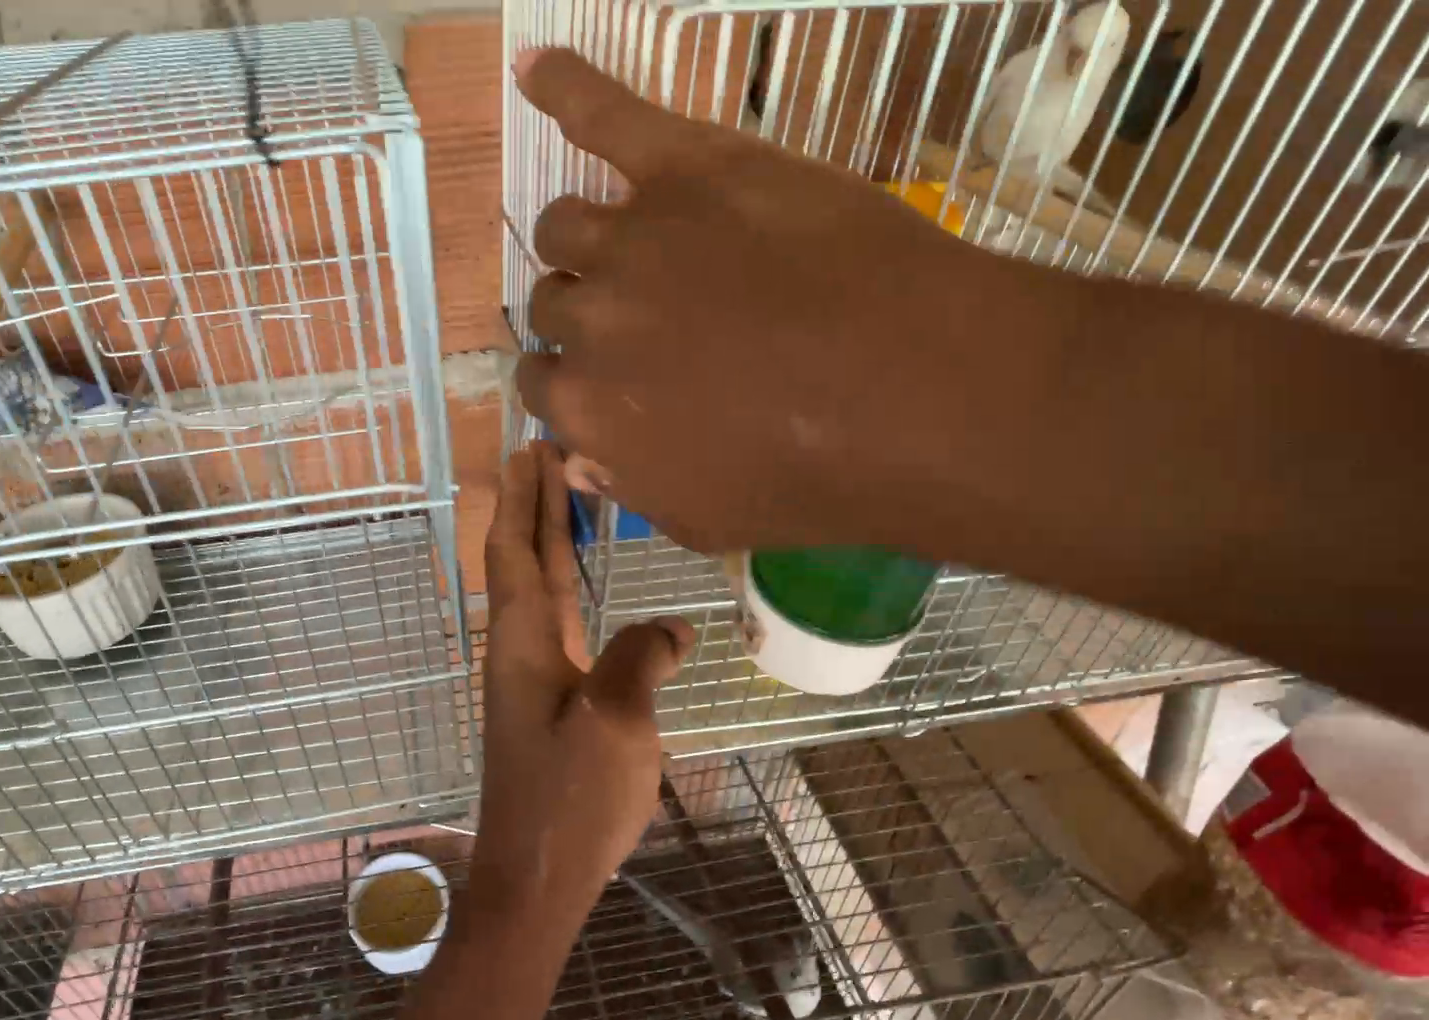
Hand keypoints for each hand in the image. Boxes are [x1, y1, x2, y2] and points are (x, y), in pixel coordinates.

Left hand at [472, 441, 694, 923]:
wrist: (537, 874)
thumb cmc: (571, 796)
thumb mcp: (618, 719)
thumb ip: (643, 658)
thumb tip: (673, 630)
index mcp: (521, 639)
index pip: (516, 549)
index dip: (522, 498)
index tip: (530, 449)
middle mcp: (517, 647)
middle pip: (522, 559)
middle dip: (532, 506)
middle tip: (545, 453)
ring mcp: (530, 677)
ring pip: (539, 590)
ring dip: (548, 541)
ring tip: (569, 499)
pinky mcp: (548, 702)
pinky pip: (557, 623)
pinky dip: (569, 588)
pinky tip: (591, 587)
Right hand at [514, 48, 1074, 554]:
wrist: (920, 396)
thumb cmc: (812, 480)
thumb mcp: (700, 519)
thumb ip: (626, 484)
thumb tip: (579, 457)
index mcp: (584, 408)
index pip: (540, 383)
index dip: (572, 382)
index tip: (606, 380)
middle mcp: (585, 321)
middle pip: (550, 302)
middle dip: (583, 315)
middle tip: (643, 318)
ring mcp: (633, 236)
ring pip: (565, 225)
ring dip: (583, 241)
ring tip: (633, 243)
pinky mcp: (689, 168)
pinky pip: (604, 114)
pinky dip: (564, 88)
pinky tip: (533, 66)